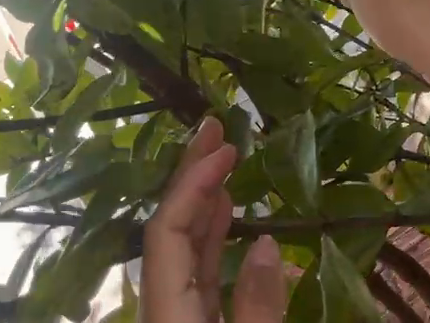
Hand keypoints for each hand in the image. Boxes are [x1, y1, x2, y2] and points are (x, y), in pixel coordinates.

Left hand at [142, 118, 284, 322]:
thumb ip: (257, 307)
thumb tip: (266, 242)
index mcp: (167, 316)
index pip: (167, 235)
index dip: (192, 185)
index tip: (227, 147)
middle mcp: (163, 311)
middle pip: (168, 233)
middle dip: (190, 177)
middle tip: (215, 127)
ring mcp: (177, 319)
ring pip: (183, 250)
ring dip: (202, 200)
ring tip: (224, 156)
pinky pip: (196, 271)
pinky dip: (211, 235)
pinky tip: (226, 210)